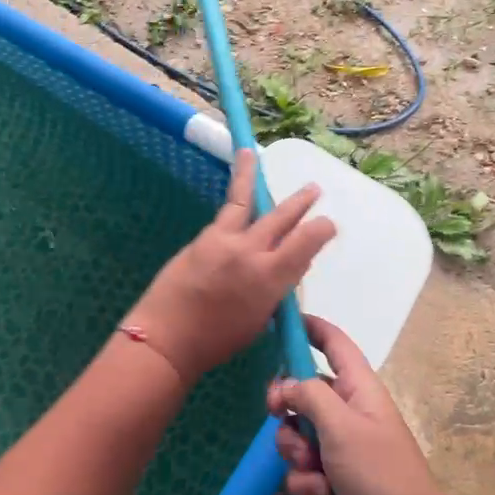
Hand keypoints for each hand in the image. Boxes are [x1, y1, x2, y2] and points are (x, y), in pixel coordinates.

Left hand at [124, 149, 334, 384]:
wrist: (167, 338)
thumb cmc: (217, 340)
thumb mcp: (260, 319)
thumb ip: (277, 288)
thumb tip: (292, 264)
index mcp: (270, 279)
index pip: (305, 244)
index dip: (321, 230)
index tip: (328, 224)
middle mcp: (250, 252)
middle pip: (281, 218)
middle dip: (300, 202)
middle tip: (314, 188)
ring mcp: (224, 240)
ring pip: (246, 200)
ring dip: (252, 177)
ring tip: (253, 154)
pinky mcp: (203, 237)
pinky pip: (226, 212)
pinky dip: (234, 198)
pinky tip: (238, 190)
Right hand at [268, 315, 480, 494]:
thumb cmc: (381, 476)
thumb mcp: (342, 427)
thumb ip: (308, 395)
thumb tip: (286, 384)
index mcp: (360, 389)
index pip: (334, 343)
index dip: (310, 327)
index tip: (277, 320)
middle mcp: (350, 413)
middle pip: (305, 391)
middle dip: (287, 407)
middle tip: (277, 413)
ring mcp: (343, 450)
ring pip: (298, 434)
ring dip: (295, 453)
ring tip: (312, 472)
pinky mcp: (336, 483)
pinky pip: (304, 471)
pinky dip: (306, 483)